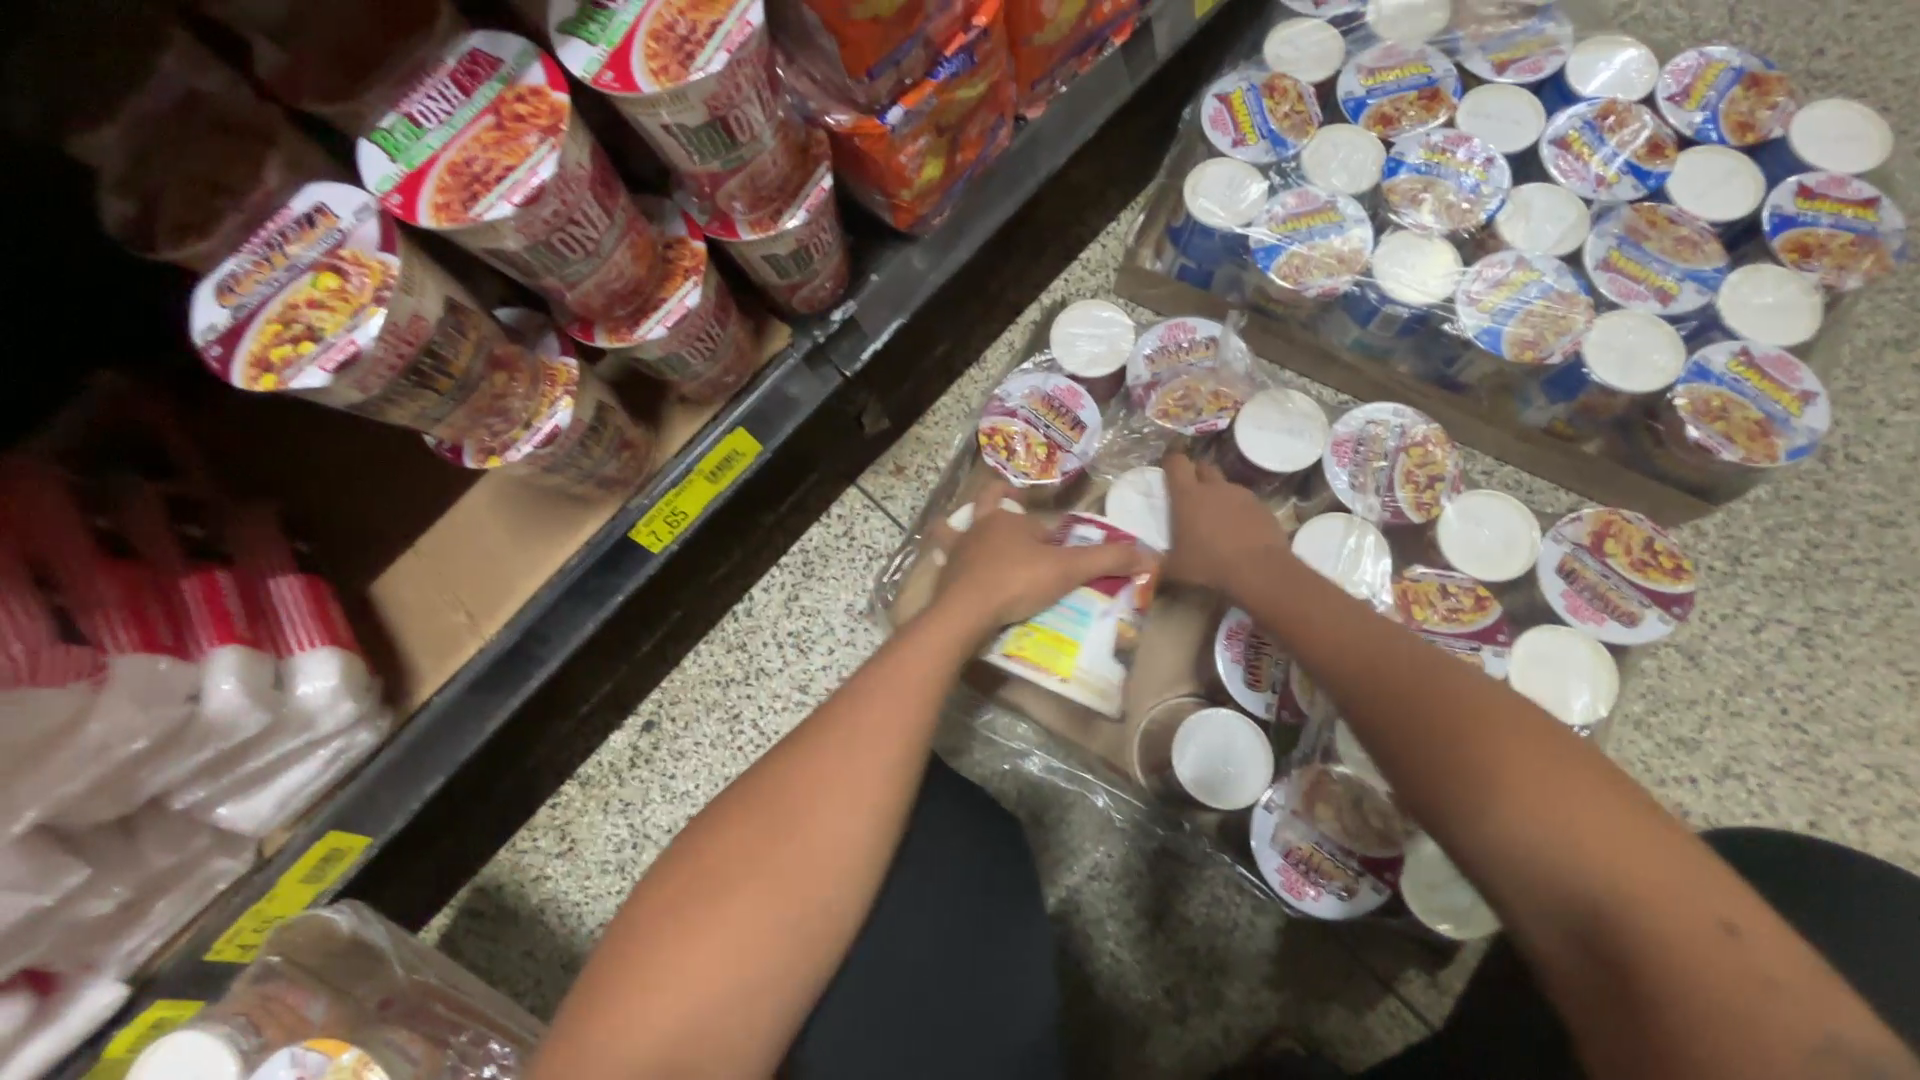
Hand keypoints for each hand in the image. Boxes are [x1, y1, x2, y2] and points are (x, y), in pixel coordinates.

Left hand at [930, 482, 1156, 631]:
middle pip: (986, 508)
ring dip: (962, 532)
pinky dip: (951, 567)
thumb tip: (1149, 555)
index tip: (1055, 544)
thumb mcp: (1068, 570)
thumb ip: (1107, 560)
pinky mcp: (944, 579)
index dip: (1045, 529)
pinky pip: (946, 566)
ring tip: (971, 541)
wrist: (965, 612)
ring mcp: (957, 553)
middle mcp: (978, 529)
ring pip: (956, 532)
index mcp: (1006, 519)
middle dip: (995, 506)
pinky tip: (955, 575)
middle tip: (1005, 512)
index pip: (1031, 518)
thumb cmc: (1017, 582)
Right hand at [1160, 451, 1292, 592]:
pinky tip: (1239, 533)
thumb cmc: (1209, 566)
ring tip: (1217, 520)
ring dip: (1219, 496)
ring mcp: (1242, 496)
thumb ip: (1159, 562)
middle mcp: (1215, 488)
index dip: (1171, 463)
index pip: (1176, 463)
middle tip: (1190, 494)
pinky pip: (1246, 503)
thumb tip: (1148, 566)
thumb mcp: (1174, 569)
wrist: (1260, 572)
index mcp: (1188, 496)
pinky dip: (1239, 512)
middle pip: (1204, 466)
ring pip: (1226, 486)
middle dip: (1196, 474)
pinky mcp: (1263, 508)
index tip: (1167, 471)